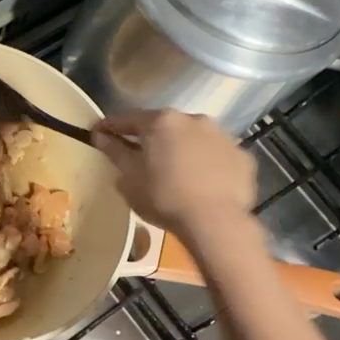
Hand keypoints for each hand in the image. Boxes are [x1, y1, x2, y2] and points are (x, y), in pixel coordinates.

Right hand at [92, 110, 256, 236]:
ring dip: (181, 151)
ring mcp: (223, 136)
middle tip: (139, 158)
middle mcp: (194, 119)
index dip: (110, 127)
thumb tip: (101, 137)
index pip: (128, 120)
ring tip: (174, 174)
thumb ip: (115, 153)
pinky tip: (201, 185)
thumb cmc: (163, 197)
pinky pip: (216, 157)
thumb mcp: (129, 178)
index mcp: (162, 122)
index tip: (98, 132)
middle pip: (165, 127)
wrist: (215, 220)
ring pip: (193, 140)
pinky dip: (205, 165)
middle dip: (150, 139)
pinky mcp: (242, 156)